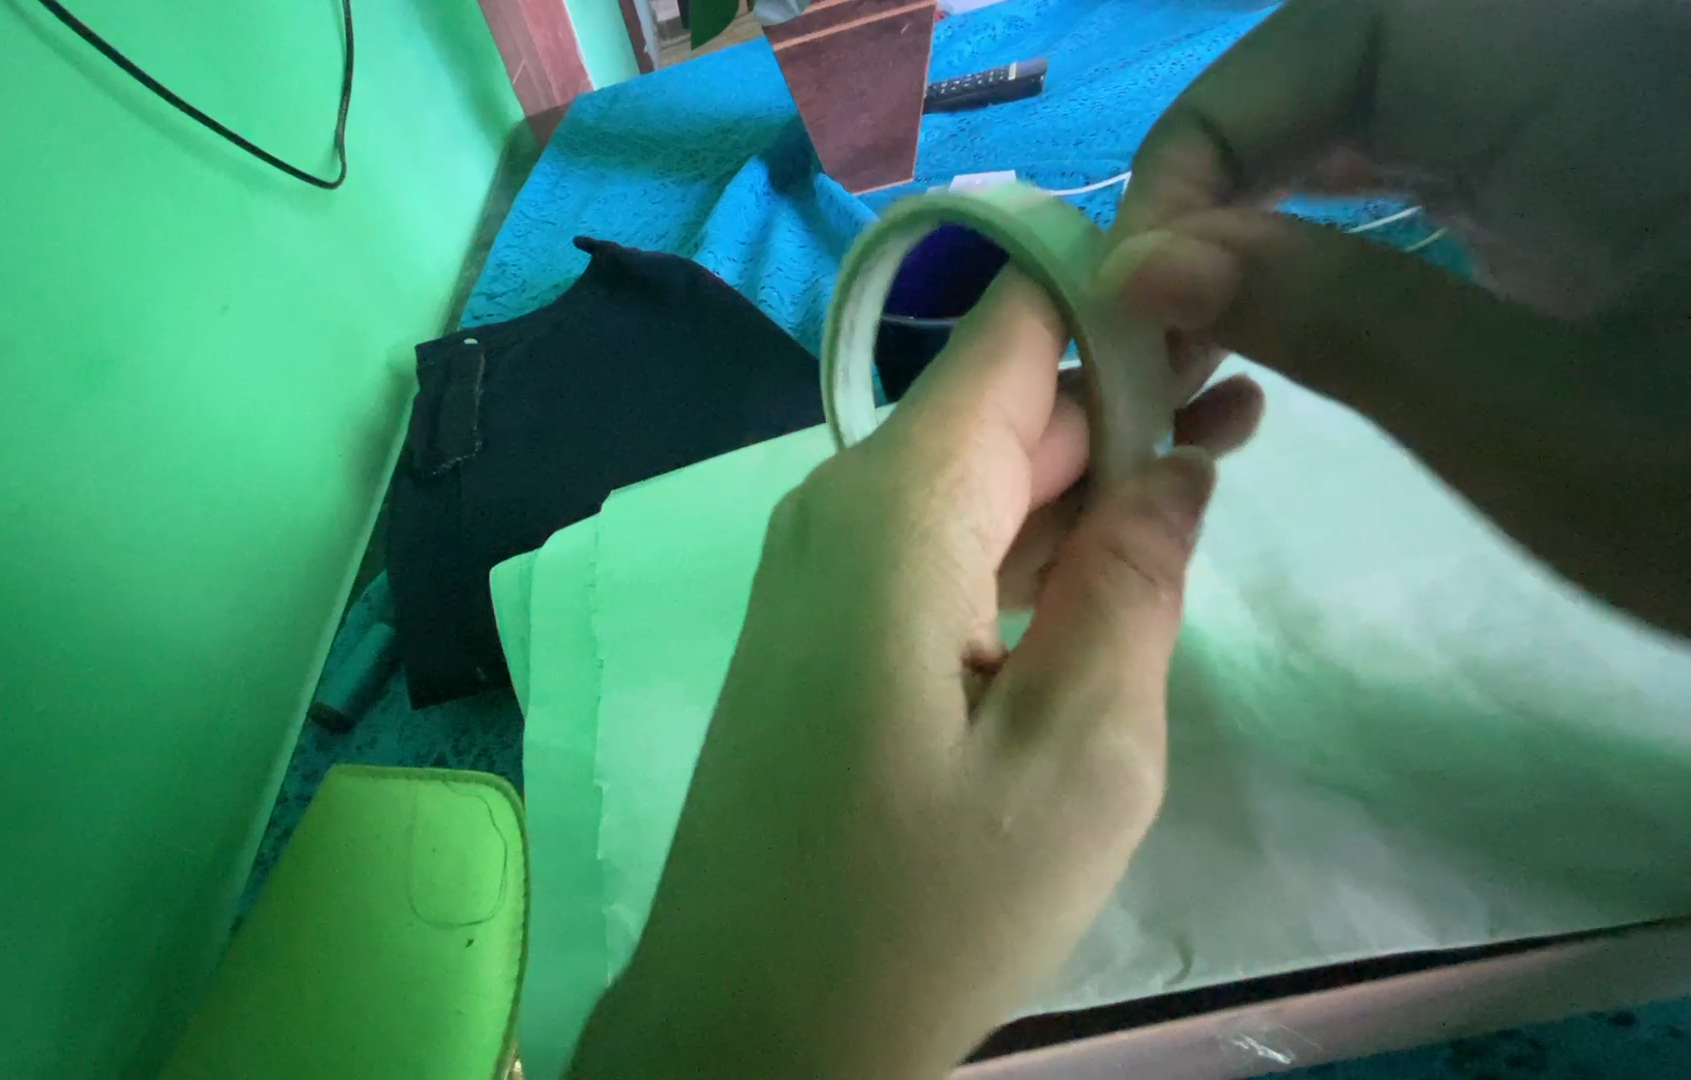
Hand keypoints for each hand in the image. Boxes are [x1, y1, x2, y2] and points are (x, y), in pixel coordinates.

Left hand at [567, 272, 1260, 1079]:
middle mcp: (842, 506)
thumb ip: (1130, 586)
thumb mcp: (1078, 754)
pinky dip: (1025, 530)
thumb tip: (1172, 466)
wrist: (752, 1003)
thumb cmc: (916, 901)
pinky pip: (937, 541)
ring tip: (1219, 437)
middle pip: (995, 407)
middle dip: (1116, 385)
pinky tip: (1111, 536)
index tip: (1207, 273)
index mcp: (896, 506)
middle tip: (1249, 377)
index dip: (1103, 287)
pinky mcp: (825, 619)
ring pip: (972, 476)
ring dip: (1082, 462)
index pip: (1002, 334)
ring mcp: (823, 564)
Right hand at [1101, 0, 1690, 633]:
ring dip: (1243, 209)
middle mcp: (1602, 57)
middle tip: (1147, 314)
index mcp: (1627, 73)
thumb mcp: (1541, 428)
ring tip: (1189, 319)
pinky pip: (1393, 155)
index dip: (1199, 147)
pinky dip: (1301, 224)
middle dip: (1209, 188)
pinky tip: (1262, 299)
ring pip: (1351, 111)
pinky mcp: (1566, 168)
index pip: (1337, 37)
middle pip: (1330, 69)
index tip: (1133, 285)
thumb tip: (1137, 270)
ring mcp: (1587, 107)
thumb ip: (1337, 322)